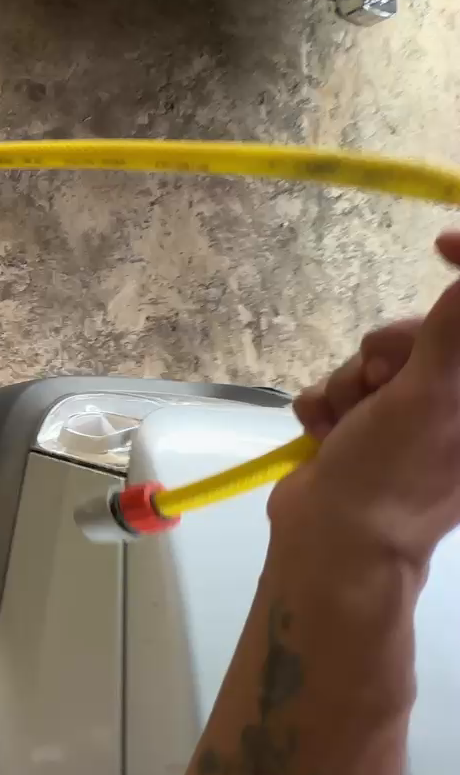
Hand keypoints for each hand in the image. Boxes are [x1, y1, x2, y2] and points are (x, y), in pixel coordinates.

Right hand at [272, 232, 459, 563]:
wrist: (335, 532)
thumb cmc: (396, 472)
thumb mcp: (433, 395)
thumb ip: (457, 330)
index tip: (440, 242)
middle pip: (425, 332)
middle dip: (383, 355)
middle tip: (379, 389)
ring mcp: (427, 410)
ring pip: (375, 359)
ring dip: (347, 384)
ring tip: (347, 421)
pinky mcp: (380, 421)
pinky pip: (343, 386)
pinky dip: (327, 403)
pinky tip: (330, 431)